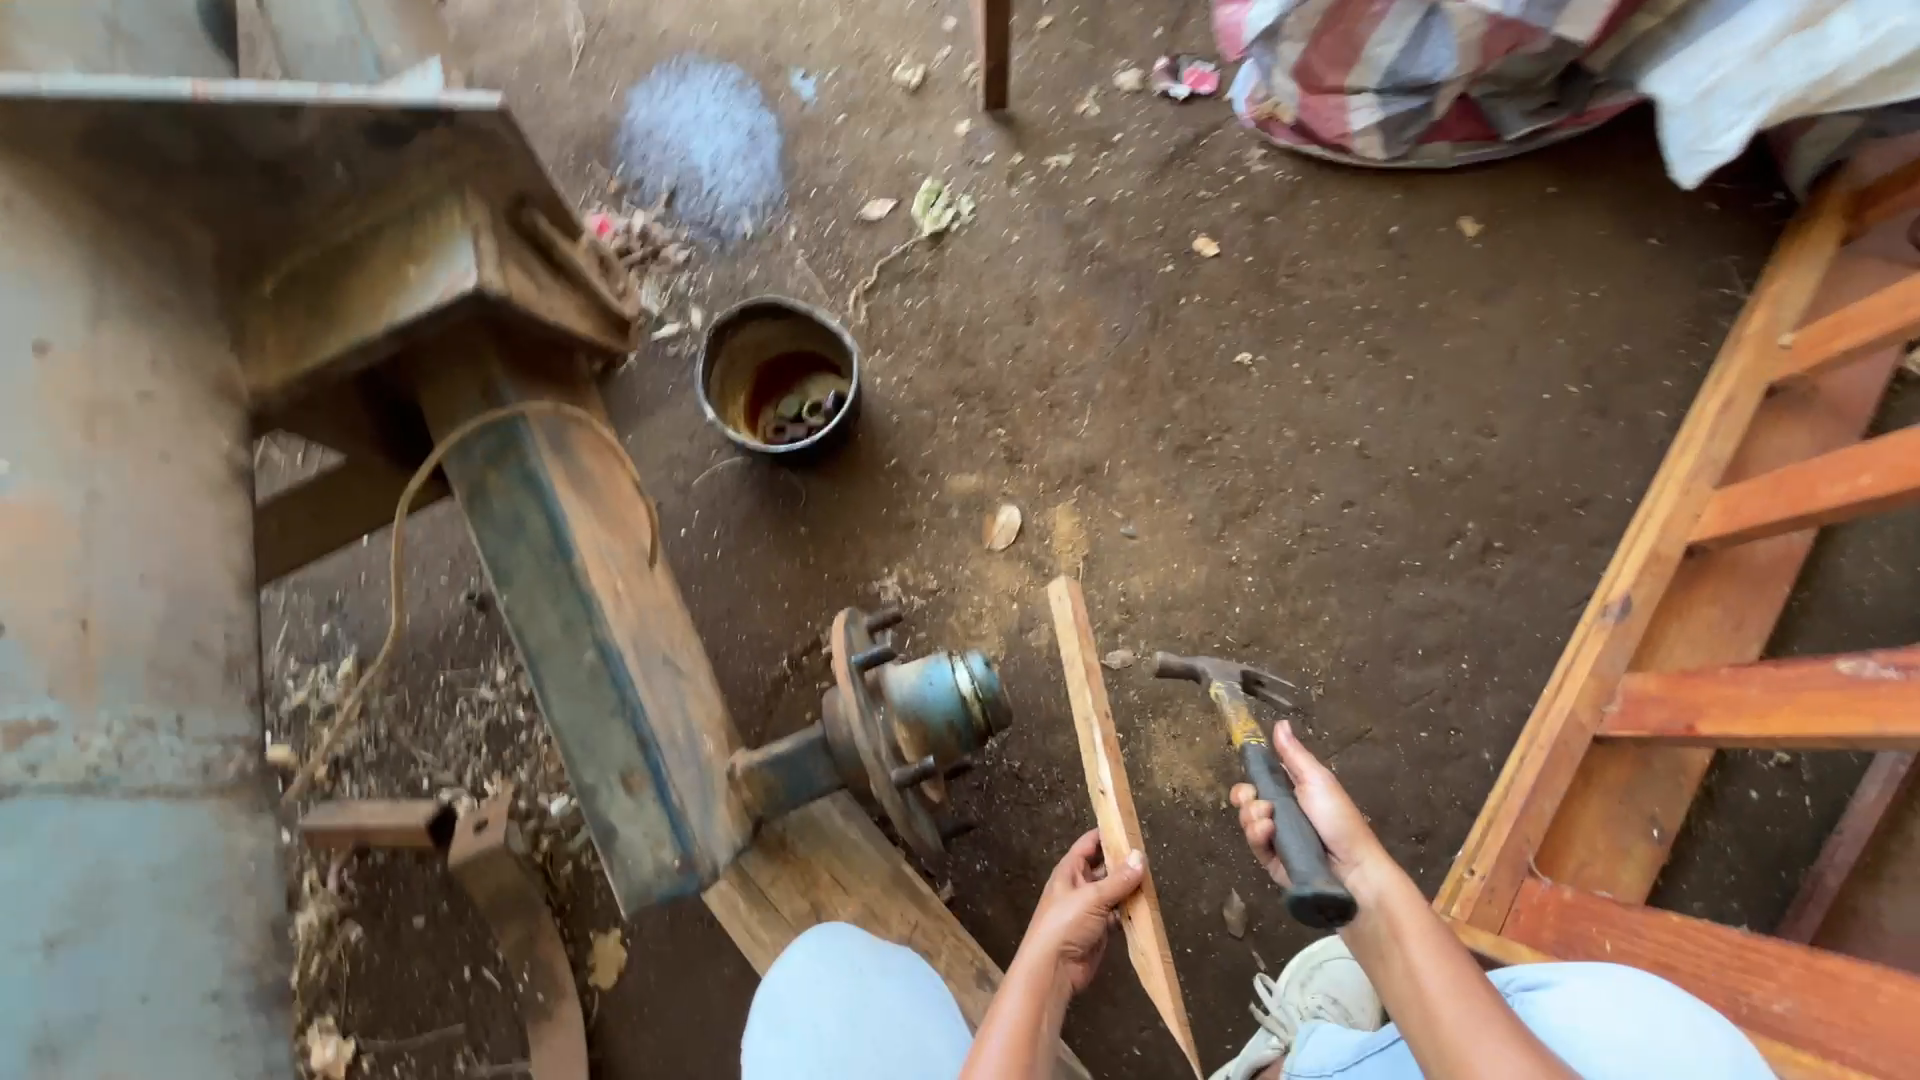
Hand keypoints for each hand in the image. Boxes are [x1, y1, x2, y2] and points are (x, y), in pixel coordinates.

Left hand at [1015, 829, 1146, 994]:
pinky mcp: (1100, 929)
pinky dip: (1131, 911)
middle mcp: (1080, 885)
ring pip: (1114, 891)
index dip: (1106, 834)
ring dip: (1130, 888)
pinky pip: (1119, 914)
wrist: (1054, 969)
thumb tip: (1140, 856)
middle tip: (1150, 857)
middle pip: (1105, 867)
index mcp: (1070, 870)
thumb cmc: (1066, 923)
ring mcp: (1090, 908)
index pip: (1089, 844)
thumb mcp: (1092, 897)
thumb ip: (1118, 880)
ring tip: (1153, 880)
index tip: (1128, 826)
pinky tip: (1147, 907)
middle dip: (1124, 863)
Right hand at [1231, 720, 1391, 890]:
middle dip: (1245, 798)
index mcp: (1291, 791)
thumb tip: (1280, 722)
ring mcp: (1274, 836)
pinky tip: (1269, 832)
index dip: (1249, 778)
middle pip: (1247, 798)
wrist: (1352, 868)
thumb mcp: (1317, 780)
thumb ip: (1294, 754)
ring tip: (1270, 822)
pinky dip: (1256, 835)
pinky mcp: (1271, 858)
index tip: (1249, 778)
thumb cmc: (1338, 819)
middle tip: (1259, 803)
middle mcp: (1281, 812)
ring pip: (1246, 819)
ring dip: (1252, 816)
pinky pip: (1252, 842)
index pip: (1259, 779)